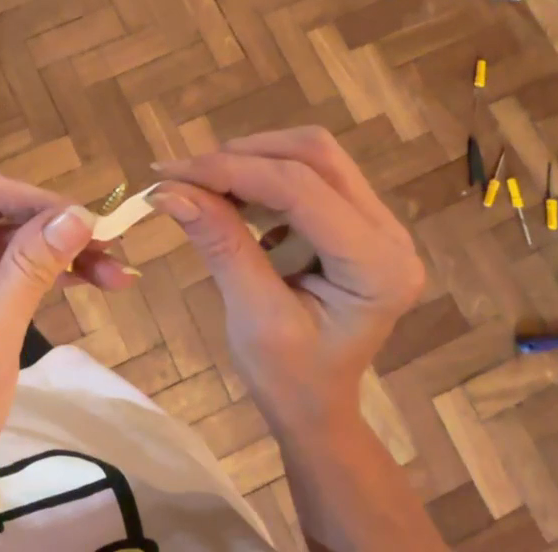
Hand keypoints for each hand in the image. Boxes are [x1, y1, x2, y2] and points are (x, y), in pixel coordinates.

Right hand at [150, 127, 423, 424]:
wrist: (315, 404)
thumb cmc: (289, 377)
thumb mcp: (252, 316)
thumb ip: (220, 244)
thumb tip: (168, 190)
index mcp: (378, 267)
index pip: (300, 188)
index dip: (231, 170)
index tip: (167, 174)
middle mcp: (389, 233)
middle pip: (313, 154)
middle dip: (242, 156)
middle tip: (184, 178)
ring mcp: (376, 222)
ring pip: (309, 153)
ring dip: (249, 160)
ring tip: (202, 189)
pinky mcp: (354, 217)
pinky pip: (305, 171)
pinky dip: (257, 174)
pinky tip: (228, 201)